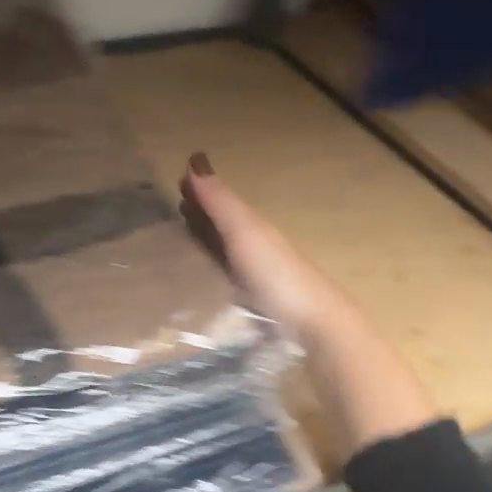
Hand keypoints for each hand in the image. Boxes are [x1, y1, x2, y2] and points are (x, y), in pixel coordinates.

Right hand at [180, 153, 441, 452]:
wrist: (314, 326)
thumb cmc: (278, 276)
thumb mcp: (246, 233)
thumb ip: (222, 204)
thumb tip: (194, 164)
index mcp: (258, 230)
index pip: (225, 206)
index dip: (204, 195)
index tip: (178, 186)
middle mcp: (261, 252)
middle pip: (229, 230)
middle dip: (205, 220)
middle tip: (176, 215)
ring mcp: (264, 284)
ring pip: (232, 258)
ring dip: (211, 249)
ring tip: (184, 250)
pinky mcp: (263, 312)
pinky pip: (234, 285)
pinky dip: (219, 277)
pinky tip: (210, 289)